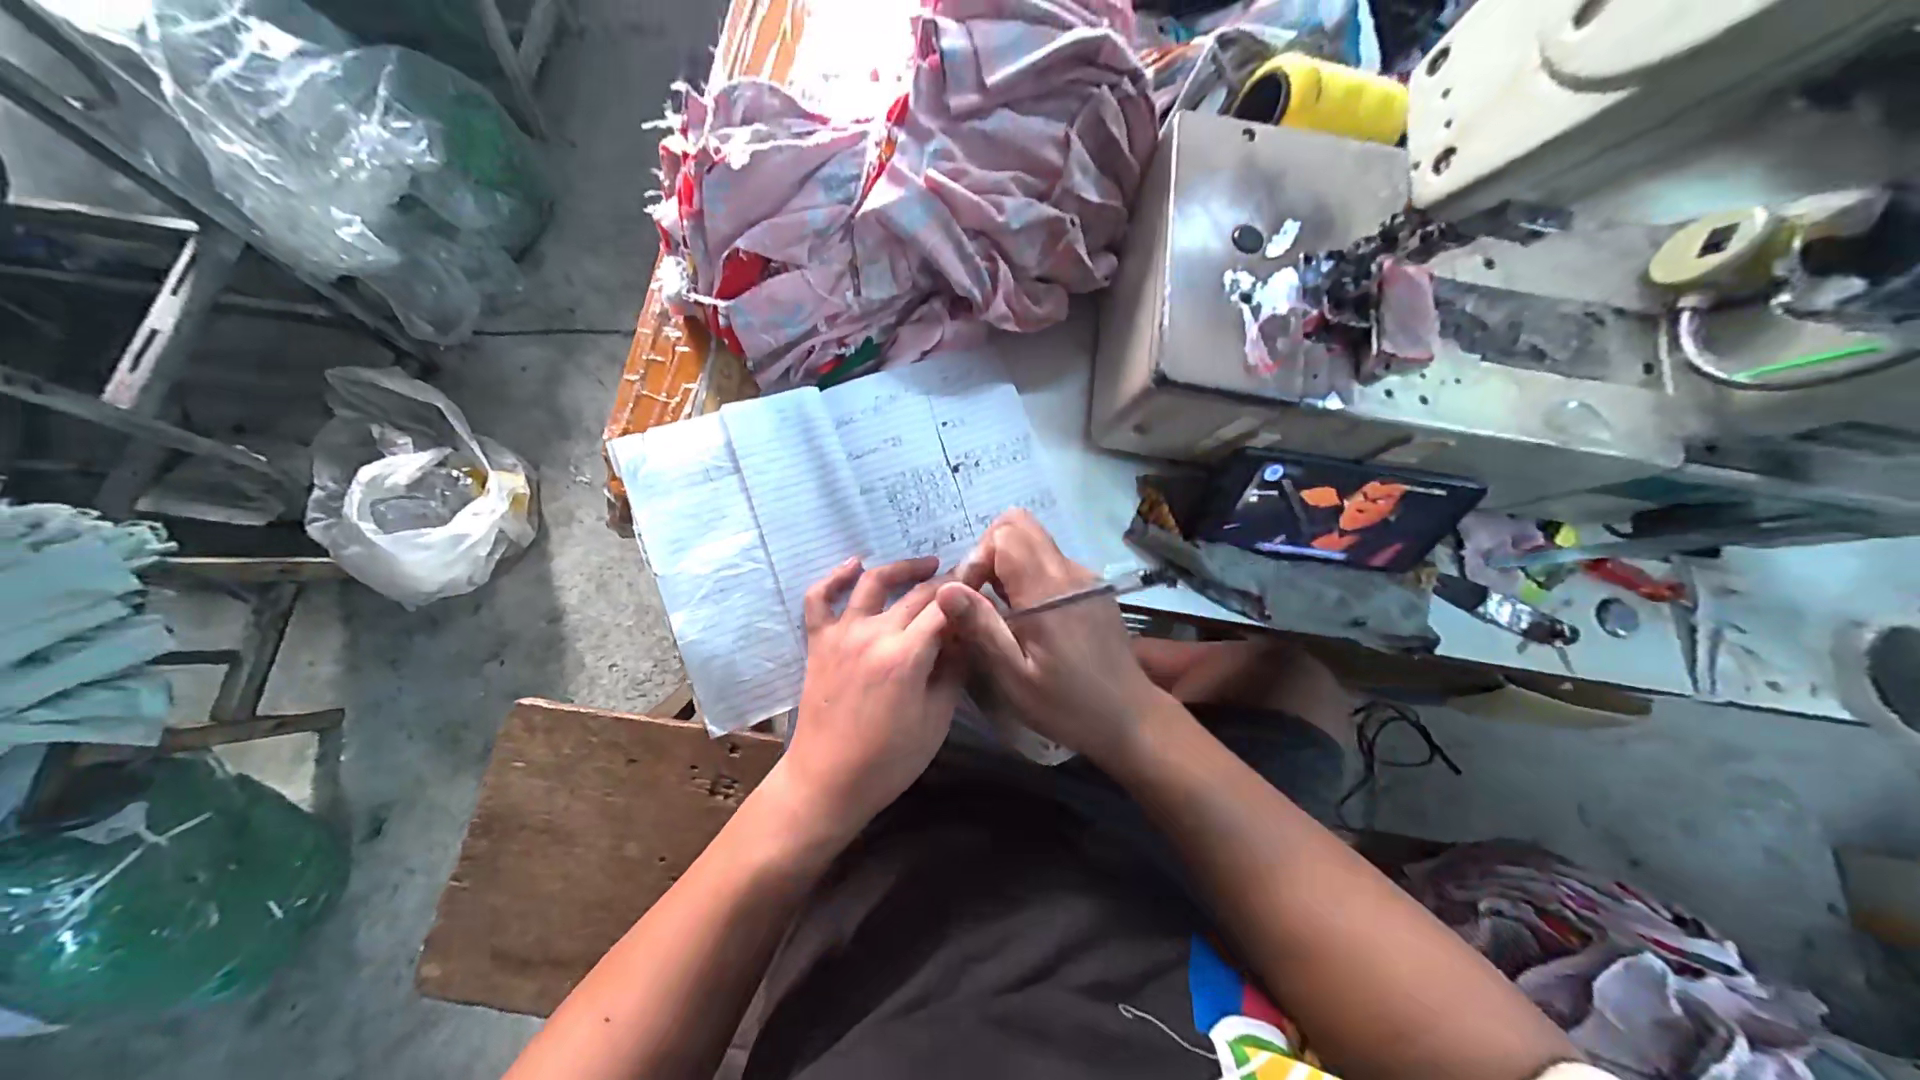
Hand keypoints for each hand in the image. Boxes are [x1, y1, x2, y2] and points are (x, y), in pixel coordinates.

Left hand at [777, 556, 963, 838]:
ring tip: (927, 565)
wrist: (828, 781)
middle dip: (946, 584)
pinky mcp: (818, 642)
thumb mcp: (936, 719)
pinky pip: (819, 598)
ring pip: (873, 583)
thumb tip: (966, 635)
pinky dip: (836, 577)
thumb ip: (953, 670)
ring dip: (902, 568)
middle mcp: (873, 634)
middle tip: (967, 581)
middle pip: (916, 594)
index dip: (969, 596)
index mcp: (906, 656)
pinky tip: (855, 565)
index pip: (945, 609)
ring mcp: (841, 634)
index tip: (985, 589)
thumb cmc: (889, 760)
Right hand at [934, 510, 1172, 768]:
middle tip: (980, 596)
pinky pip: (1050, 562)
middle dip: (988, 552)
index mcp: (1048, 589)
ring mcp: (1084, 577)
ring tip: (1000, 611)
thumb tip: (945, 588)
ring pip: (1035, 542)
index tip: (969, 598)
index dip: (976, 558)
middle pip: (1020, 524)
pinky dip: (1027, 576)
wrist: (1129, 718)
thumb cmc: (1067, 704)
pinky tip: (1026, 618)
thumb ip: (981, 627)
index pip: (1004, 535)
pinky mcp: (1092, 589)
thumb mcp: (1014, 676)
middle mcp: (1069, 571)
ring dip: (1007, 564)